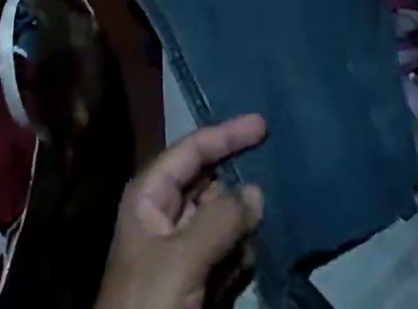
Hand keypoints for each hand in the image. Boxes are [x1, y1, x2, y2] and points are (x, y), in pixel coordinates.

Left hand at [95, 114, 266, 308]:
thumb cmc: (147, 305)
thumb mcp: (181, 259)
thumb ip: (221, 219)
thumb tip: (256, 192)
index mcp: (149, 196)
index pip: (192, 149)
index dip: (227, 133)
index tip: (264, 125)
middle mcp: (164, 212)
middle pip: (209, 178)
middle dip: (237, 180)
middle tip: (270, 174)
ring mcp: (179, 245)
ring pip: (222, 213)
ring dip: (241, 222)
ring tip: (250, 236)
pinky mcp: (195, 275)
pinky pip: (226, 246)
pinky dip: (239, 250)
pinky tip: (240, 264)